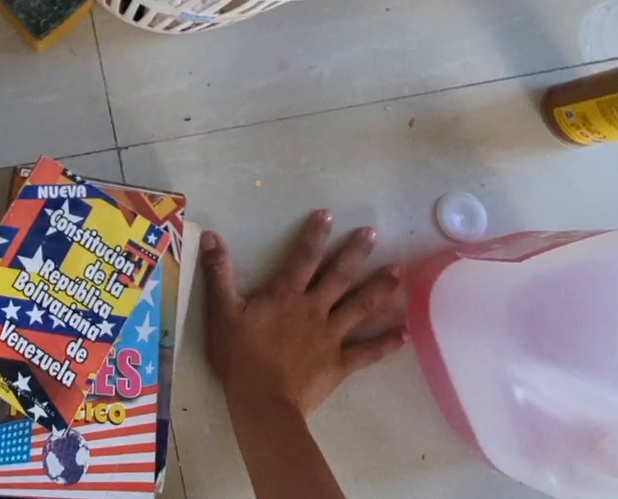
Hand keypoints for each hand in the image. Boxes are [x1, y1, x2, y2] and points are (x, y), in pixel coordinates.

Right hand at [202, 210, 408, 416]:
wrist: (263, 402)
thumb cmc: (239, 356)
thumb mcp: (222, 310)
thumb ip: (219, 272)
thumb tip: (212, 235)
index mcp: (285, 295)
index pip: (303, 257)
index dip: (315, 234)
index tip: (329, 215)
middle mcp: (313, 309)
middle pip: (339, 276)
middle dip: (356, 253)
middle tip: (373, 233)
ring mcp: (330, 336)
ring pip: (360, 307)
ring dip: (380, 288)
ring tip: (399, 271)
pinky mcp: (340, 364)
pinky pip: (367, 352)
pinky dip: (387, 344)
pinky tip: (406, 335)